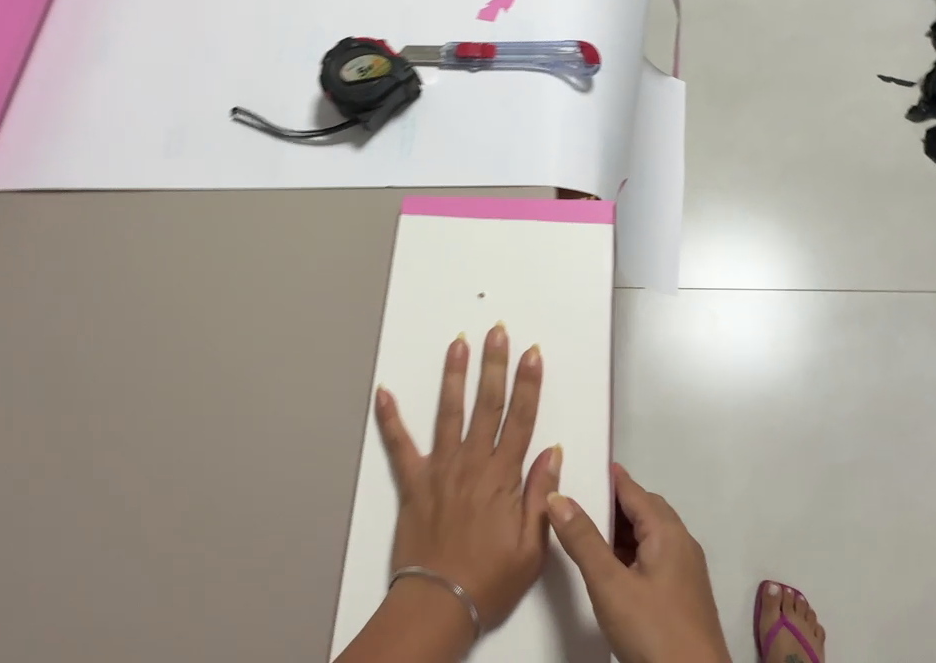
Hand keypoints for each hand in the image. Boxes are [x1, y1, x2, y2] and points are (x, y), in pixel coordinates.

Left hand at [374, 325, 560, 631]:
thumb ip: (541, 496)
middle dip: (494, 364)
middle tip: (497, 331)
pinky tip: (384, 392)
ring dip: (455, 375)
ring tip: (458, 344)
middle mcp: (472, 463)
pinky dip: (390, 418)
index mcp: (503, 477)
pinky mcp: (413, 482)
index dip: (529, 384)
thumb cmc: (489, 580)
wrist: (440, 603)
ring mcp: (440, 469)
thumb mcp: (531, 547)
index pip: (521, 419)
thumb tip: (551, 453)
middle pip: (488, 404)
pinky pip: (399, 445)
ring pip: (449, 412)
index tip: (532, 354)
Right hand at [546, 464, 731, 662]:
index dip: (608, 477)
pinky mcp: (683, 594)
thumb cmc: (653, 629)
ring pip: (649, 535)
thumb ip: (582, 540)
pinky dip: (631, 552)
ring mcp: (685, 570)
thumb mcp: (609, 585)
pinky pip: (654, 557)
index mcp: (667, 532)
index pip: (633, 491)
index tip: (582, 463)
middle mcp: (681, 543)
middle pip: (645, 510)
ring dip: (621, 530)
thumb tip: (557, 496)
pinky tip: (611, 569)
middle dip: (613, 503)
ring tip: (586, 534)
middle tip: (578, 501)